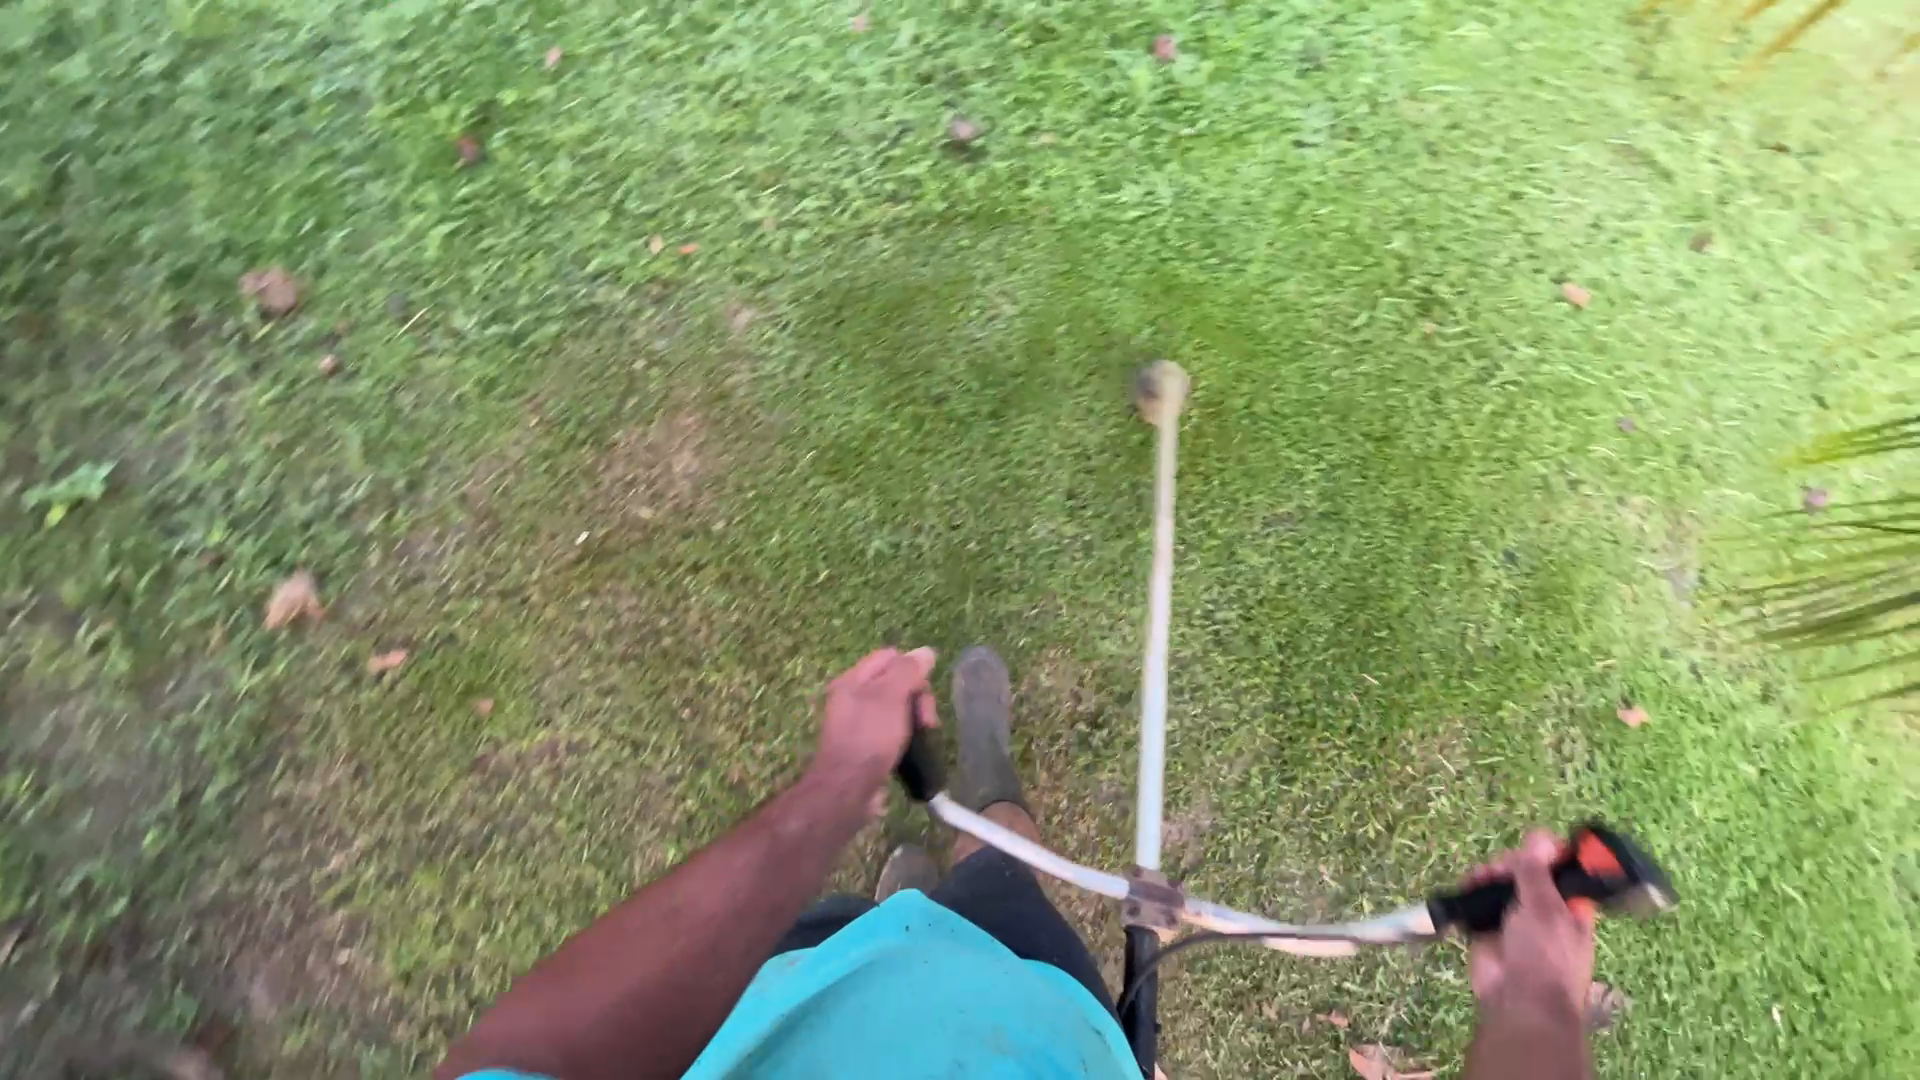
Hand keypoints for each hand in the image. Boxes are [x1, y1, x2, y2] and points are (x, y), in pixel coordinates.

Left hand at [809, 647, 937, 813]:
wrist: (848, 790)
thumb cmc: (869, 736)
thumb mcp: (891, 696)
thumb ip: (908, 670)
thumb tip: (926, 651)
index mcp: (853, 680)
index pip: (890, 657)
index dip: (912, 670)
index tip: (923, 691)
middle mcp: (853, 698)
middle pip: (897, 683)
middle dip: (917, 698)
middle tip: (927, 721)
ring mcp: (859, 724)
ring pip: (898, 709)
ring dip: (915, 720)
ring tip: (925, 737)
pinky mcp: (867, 747)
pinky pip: (893, 731)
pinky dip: (906, 736)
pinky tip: (914, 749)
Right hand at [1465, 830, 1594, 1018]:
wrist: (1517, 998)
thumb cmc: (1544, 954)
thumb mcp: (1544, 907)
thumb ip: (1536, 871)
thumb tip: (1542, 834)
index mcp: (1569, 908)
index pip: (1558, 871)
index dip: (1542, 856)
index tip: (1527, 850)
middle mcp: (1543, 911)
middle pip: (1523, 873)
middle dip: (1507, 866)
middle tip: (1498, 870)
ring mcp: (1514, 920)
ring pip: (1498, 884)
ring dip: (1486, 876)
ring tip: (1478, 879)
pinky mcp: (1488, 928)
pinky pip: (1478, 900)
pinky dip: (1470, 891)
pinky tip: (1467, 887)